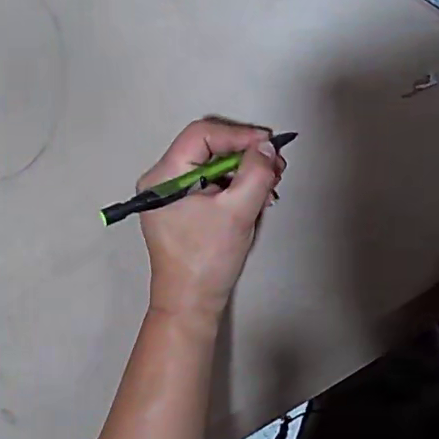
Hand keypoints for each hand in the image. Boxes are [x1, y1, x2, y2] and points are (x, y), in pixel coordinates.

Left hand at [137, 118, 284, 326]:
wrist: (191, 303)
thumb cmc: (204, 264)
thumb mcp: (238, 212)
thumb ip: (256, 173)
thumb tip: (266, 147)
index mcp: (165, 176)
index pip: (203, 134)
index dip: (239, 135)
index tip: (267, 144)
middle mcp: (164, 179)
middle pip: (210, 145)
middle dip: (246, 153)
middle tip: (274, 164)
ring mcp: (174, 192)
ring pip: (215, 163)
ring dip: (245, 169)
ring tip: (270, 183)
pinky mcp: (185, 204)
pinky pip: (214, 181)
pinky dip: (237, 184)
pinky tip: (257, 195)